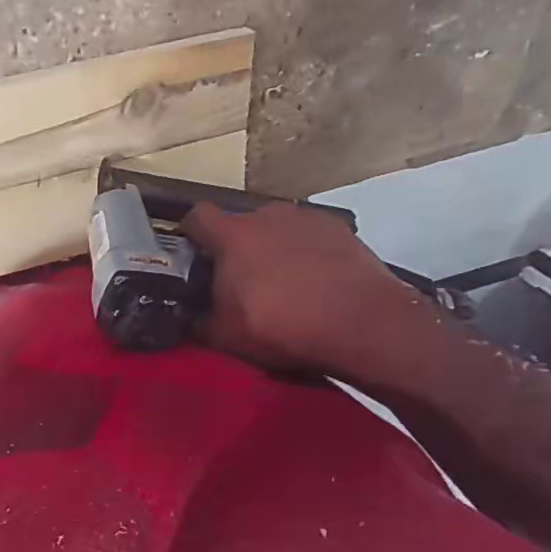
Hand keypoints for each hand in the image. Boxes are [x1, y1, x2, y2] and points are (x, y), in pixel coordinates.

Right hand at [180, 202, 435, 374]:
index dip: (191, 233)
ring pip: (279, 229)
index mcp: (234, 235)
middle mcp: (268, 214)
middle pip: (242, 225)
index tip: (194, 253)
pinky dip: (309, 252)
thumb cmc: (284, 327)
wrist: (360, 322)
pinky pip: (311, 237)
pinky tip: (320, 281)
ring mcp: (307, 218)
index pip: (197, 216)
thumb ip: (201, 322)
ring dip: (276, 249)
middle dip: (239, 248)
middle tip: (246, 283)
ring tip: (289, 284)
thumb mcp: (228, 337)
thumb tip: (190, 317)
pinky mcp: (339, 228)